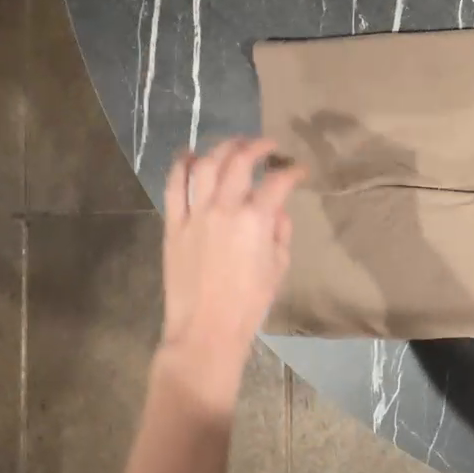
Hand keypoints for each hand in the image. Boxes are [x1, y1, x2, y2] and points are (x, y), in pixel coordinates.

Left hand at [156, 137, 304, 409]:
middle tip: (267, 145)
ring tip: (234, 144)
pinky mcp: (173, 225)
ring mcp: (195, 214)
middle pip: (240, 162)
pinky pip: (174, 187)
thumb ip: (280, 231)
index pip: (278, 182)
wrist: (206, 329)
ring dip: (222, 148)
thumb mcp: (279, 266)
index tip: (300, 170)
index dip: (293, 171)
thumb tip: (276, 210)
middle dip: (257, 147)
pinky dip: (181, 166)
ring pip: (206, 166)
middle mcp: (225, 208)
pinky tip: (189, 154)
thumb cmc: (251, 301)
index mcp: (257, 219)